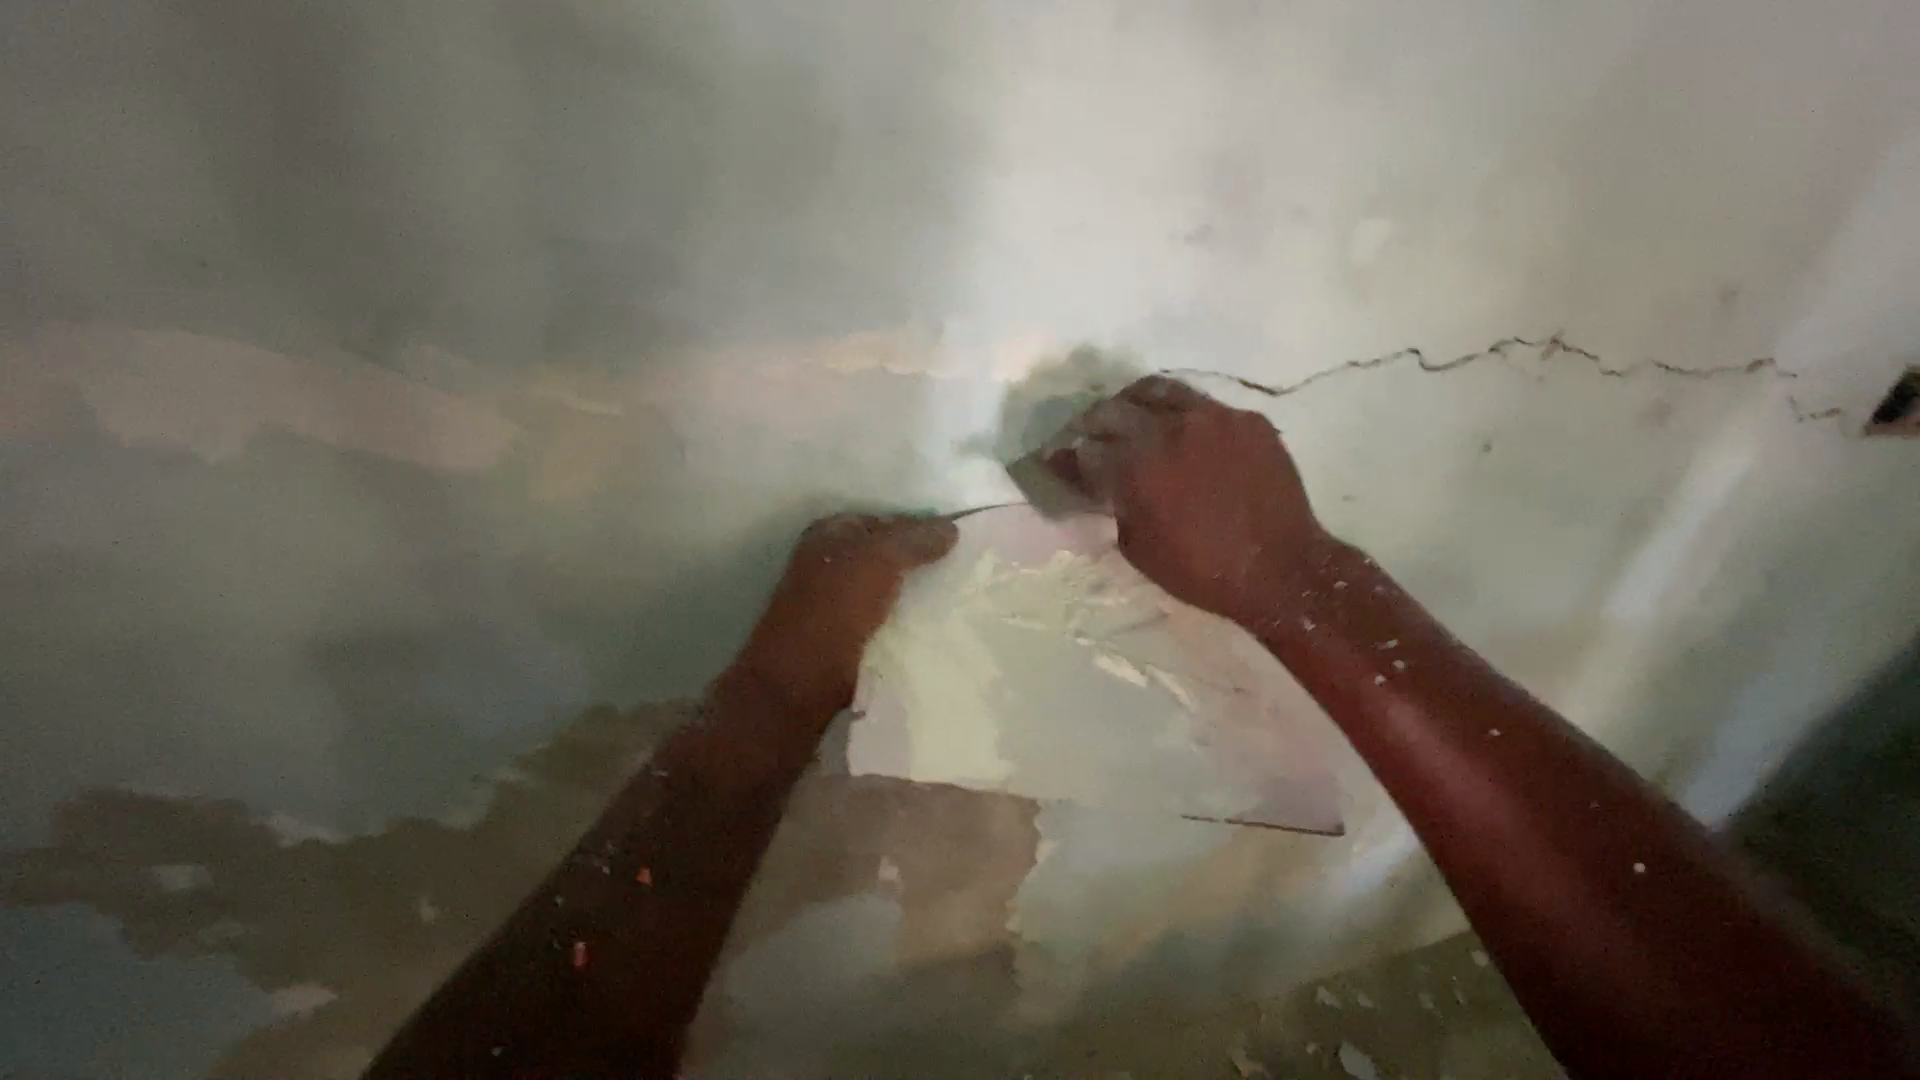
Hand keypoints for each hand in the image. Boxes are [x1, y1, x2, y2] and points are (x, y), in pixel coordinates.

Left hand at [737, 513, 958, 715]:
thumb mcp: (878, 558)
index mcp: (828, 534)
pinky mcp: (847, 638)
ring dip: (916, 594)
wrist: (802, 679)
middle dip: (919, 562)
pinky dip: (908, 622)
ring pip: (887, 589)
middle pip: (885, 555)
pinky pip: (886, 621)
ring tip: (958, 596)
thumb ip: (915, 539)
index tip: (957, 540)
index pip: (882, 520)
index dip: (917, 526)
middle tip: (964, 569)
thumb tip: (952, 529)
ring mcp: (836, 603)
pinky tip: (937, 626)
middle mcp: (829, 563)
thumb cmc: (834, 606)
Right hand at [1045, 375, 1331, 626]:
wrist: (1281, 569)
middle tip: (1086, 434)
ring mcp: (1212, 418)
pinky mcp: (1246, 419)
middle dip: (1091, 423)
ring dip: (1132, 402)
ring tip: (1128, 415)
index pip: (1084, 450)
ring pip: (1157, 390)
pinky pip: (1202, 404)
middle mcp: (1169, 431)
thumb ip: (1113, 506)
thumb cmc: (1201, 572)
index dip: (1064, 456)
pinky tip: (1181, 431)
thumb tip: (1097, 484)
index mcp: (1136, 468)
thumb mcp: (1138, 548)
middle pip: (1113, 410)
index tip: (1054, 458)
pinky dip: (1180, 414)